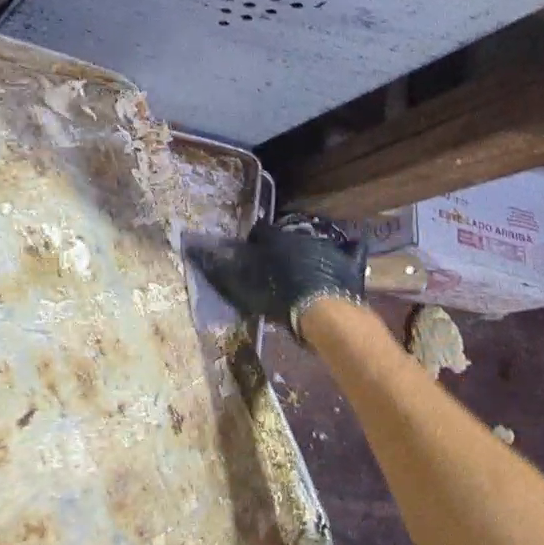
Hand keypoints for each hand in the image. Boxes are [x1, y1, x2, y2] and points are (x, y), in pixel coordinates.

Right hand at [189, 214, 365, 340]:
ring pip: (313, 244)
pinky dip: (348, 251)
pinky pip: (350, 251)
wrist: (324, 313)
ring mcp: (326, 248)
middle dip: (282, 247)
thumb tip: (193, 248)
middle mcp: (299, 236)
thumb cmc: (277, 297)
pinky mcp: (348, 263)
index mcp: (273, 238)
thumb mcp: (240, 285)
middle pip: (286, 238)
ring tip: (303, 269)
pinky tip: (350, 249)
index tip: (249, 254)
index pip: (259, 232)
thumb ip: (218, 267)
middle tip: (276, 264)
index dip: (253, 242)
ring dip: (308, 252)